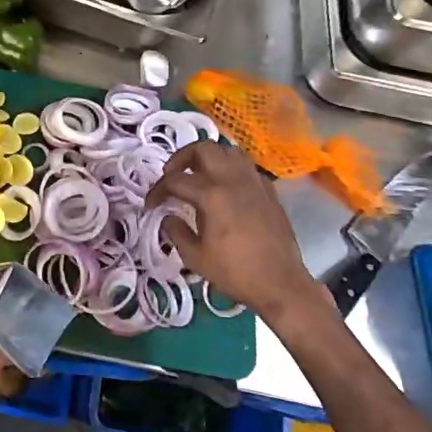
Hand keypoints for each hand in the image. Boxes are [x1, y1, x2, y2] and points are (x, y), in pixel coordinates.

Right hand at [145, 142, 329, 326]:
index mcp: (212, 195)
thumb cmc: (235, 272)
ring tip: (199, 176)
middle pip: (203, 148)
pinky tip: (226, 189)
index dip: (157, 191)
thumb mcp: (195, 257)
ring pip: (228, 151)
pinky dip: (230, 169)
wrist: (280, 283)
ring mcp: (255, 182)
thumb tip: (168, 217)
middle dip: (181, 158)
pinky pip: (246, 167)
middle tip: (172, 176)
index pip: (176, 180)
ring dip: (209, 158)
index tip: (151, 205)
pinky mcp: (269, 190)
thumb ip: (176, 232)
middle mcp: (233, 180)